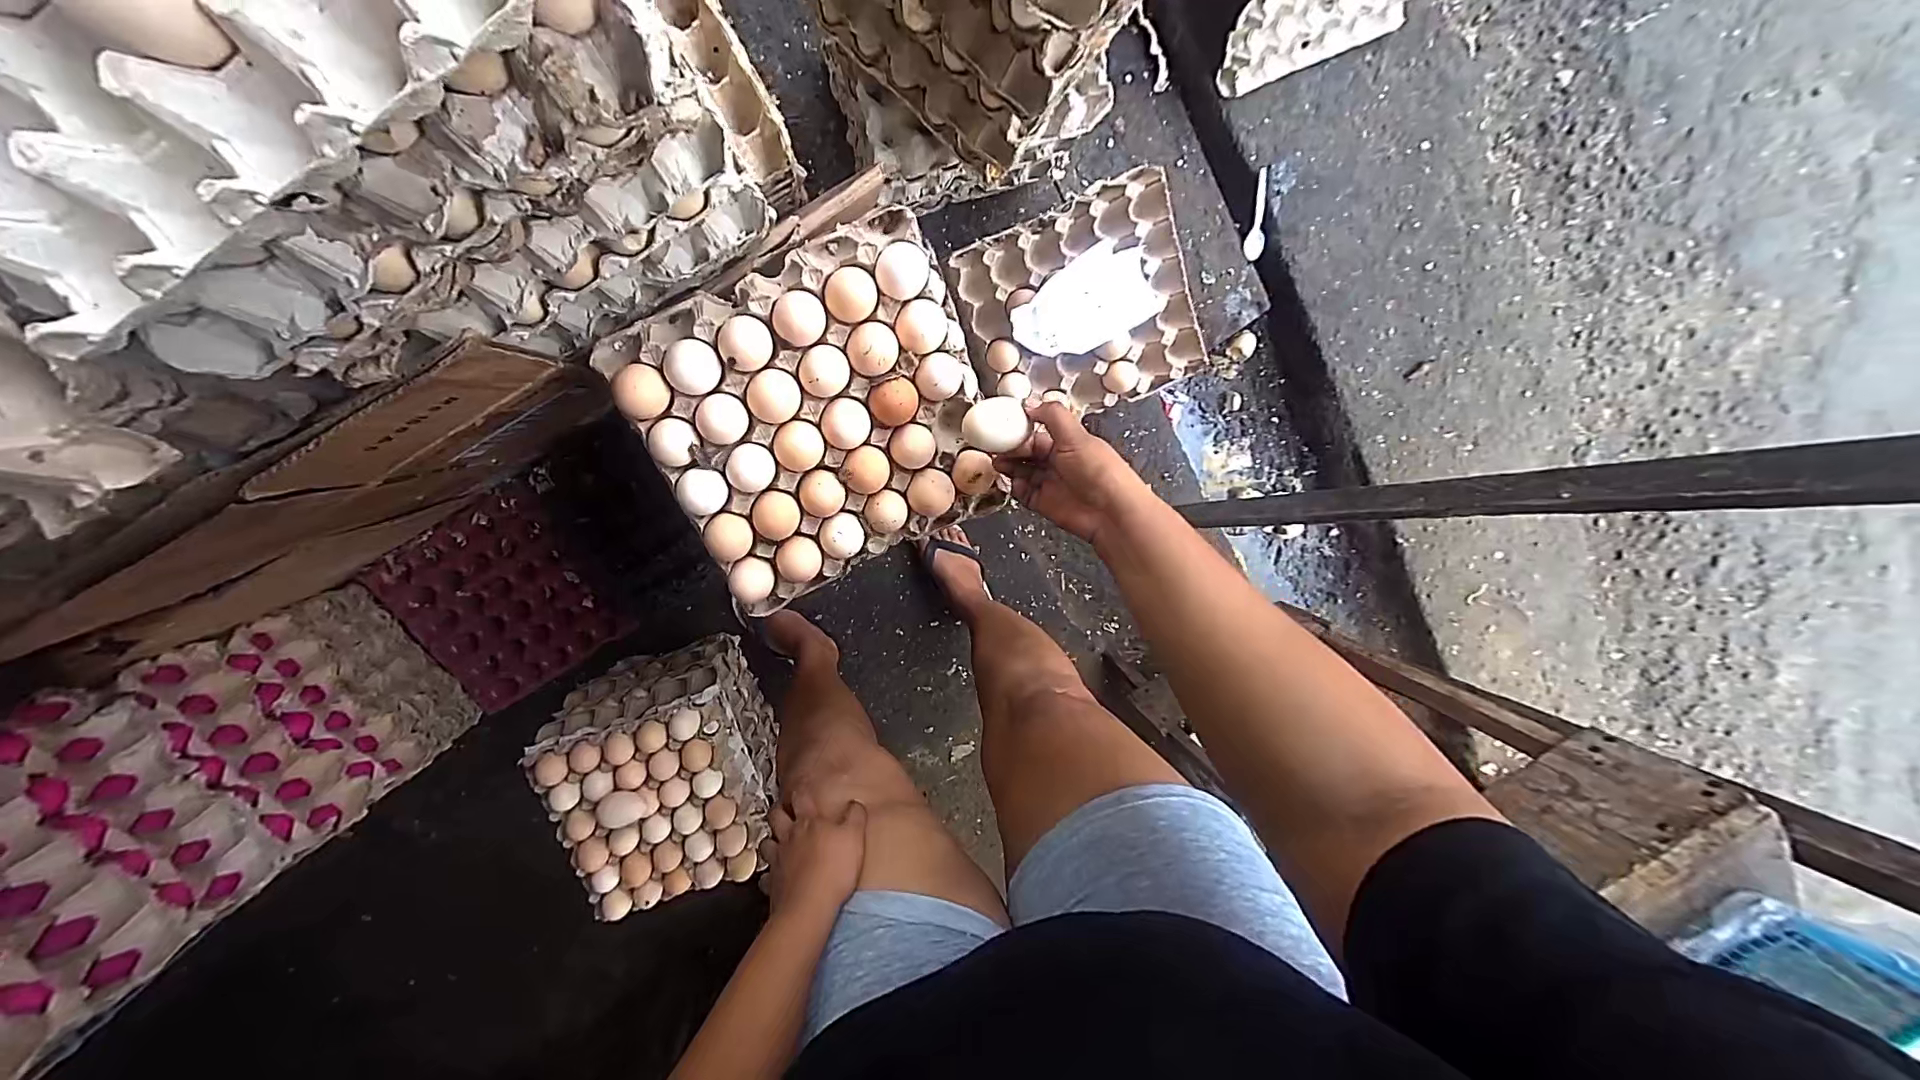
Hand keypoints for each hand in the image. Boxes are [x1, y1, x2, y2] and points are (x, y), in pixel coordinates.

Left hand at [765, 791, 865, 919]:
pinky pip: (766, 875)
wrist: (810, 906)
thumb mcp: (854, 836)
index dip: (801, 794)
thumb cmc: (834, 869)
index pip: (801, 798)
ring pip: (767, 842)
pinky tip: (773, 876)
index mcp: (810, 822)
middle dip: (780, 811)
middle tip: (784, 811)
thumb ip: (855, 816)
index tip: (803, 792)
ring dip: (771, 839)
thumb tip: (854, 803)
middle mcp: (790, 837)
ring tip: (777, 841)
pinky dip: (768, 873)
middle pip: (777, 816)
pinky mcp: (773, 883)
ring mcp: (778, 859)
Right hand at [994, 402, 1146, 544]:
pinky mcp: (1045, 503)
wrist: (1111, 512)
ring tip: (997, 462)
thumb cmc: (1102, 473)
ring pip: (1022, 472)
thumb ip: (1052, 416)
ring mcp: (1051, 483)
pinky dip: (1014, 487)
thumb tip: (1031, 403)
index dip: (1020, 430)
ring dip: (1009, 466)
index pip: (1037, 433)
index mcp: (1068, 443)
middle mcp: (1059, 462)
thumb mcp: (1075, 435)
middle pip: (1027, 453)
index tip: (1004, 427)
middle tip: (996, 446)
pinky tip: (1010, 481)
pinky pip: (1023, 493)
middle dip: (1010, 449)